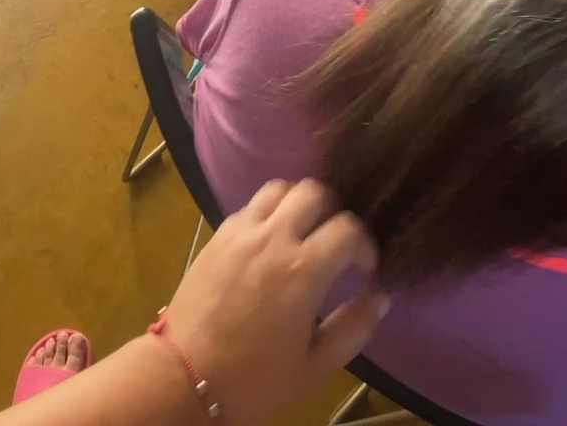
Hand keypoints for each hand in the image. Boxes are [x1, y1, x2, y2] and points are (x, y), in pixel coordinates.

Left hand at [159, 180, 387, 422]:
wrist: (186, 373)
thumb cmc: (256, 378)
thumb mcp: (316, 365)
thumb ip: (354, 328)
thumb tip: (380, 297)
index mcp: (303, 270)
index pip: (348, 227)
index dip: (365, 244)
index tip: (363, 268)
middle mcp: (273, 238)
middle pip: (312, 191)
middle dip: (333, 211)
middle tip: (333, 242)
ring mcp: (241, 230)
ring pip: (278, 188)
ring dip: (297, 203)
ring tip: (302, 232)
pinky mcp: (219, 232)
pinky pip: (250, 206)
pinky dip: (268, 213)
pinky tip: (269, 242)